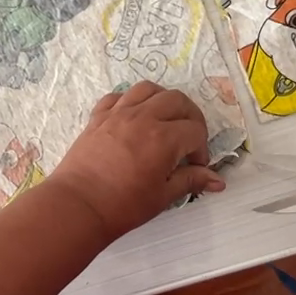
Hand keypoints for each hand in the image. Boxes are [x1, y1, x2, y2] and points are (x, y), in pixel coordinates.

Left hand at [44, 82, 224, 240]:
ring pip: (147, 89)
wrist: (78, 205)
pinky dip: (129, 100)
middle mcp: (142, 118)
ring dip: (162, 100)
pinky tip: (133, 117)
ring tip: (164, 121)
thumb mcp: (162, 196)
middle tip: (188, 139)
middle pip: (177, 100)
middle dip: (190, 117)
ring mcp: (117, 114)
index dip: (201, 149)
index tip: (195, 166)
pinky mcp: (97, 117)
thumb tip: (217, 180)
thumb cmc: (122, 205)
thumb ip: (190, 180)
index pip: (195, 131)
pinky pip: (117, 96)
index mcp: (164, 138)